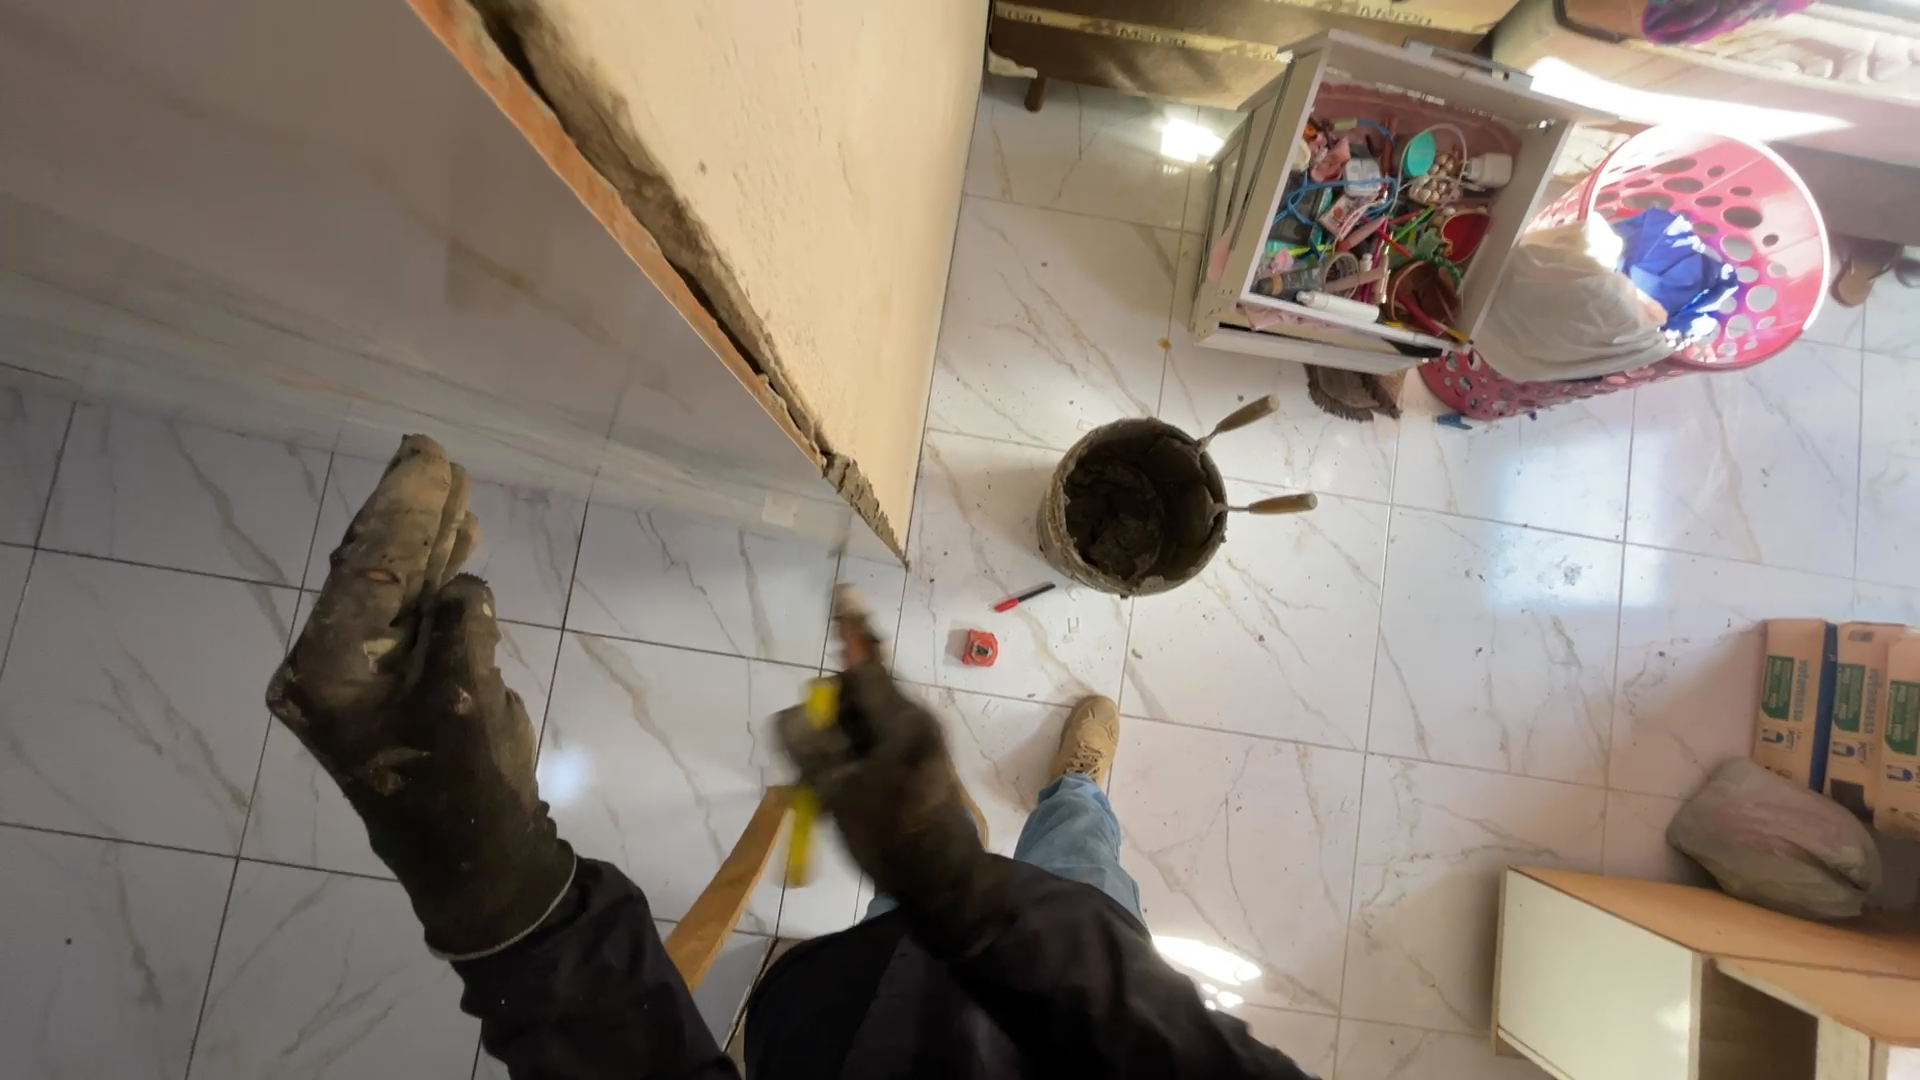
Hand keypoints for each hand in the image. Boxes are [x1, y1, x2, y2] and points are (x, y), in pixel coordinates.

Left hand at [265, 436, 572, 958]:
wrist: (474, 848)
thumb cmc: (463, 787)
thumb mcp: (464, 706)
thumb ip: (459, 633)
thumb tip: (464, 583)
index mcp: (330, 670)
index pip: (368, 569)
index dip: (403, 508)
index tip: (430, 457)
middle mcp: (337, 662)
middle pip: (374, 566)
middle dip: (408, 508)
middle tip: (432, 452)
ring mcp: (373, 669)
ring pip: (400, 584)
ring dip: (429, 534)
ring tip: (453, 484)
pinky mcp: (409, 677)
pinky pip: (423, 610)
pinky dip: (444, 572)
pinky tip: (463, 542)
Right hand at [778, 601, 1002, 947]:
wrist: (946, 884)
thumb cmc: (892, 837)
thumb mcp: (840, 795)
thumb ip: (811, 749)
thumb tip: (789, 712)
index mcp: (902, 721)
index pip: (867, 665)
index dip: (851, 629)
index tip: (843, 591)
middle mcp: (914, 721)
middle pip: (860, 694)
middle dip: (828, 712)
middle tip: (806, 758)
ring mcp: (918, 742)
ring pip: (863, 722)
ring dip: (836, 741)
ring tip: (821, 787)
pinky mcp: (916, 762)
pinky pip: (873, 744)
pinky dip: (850, 757)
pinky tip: (835, 791)